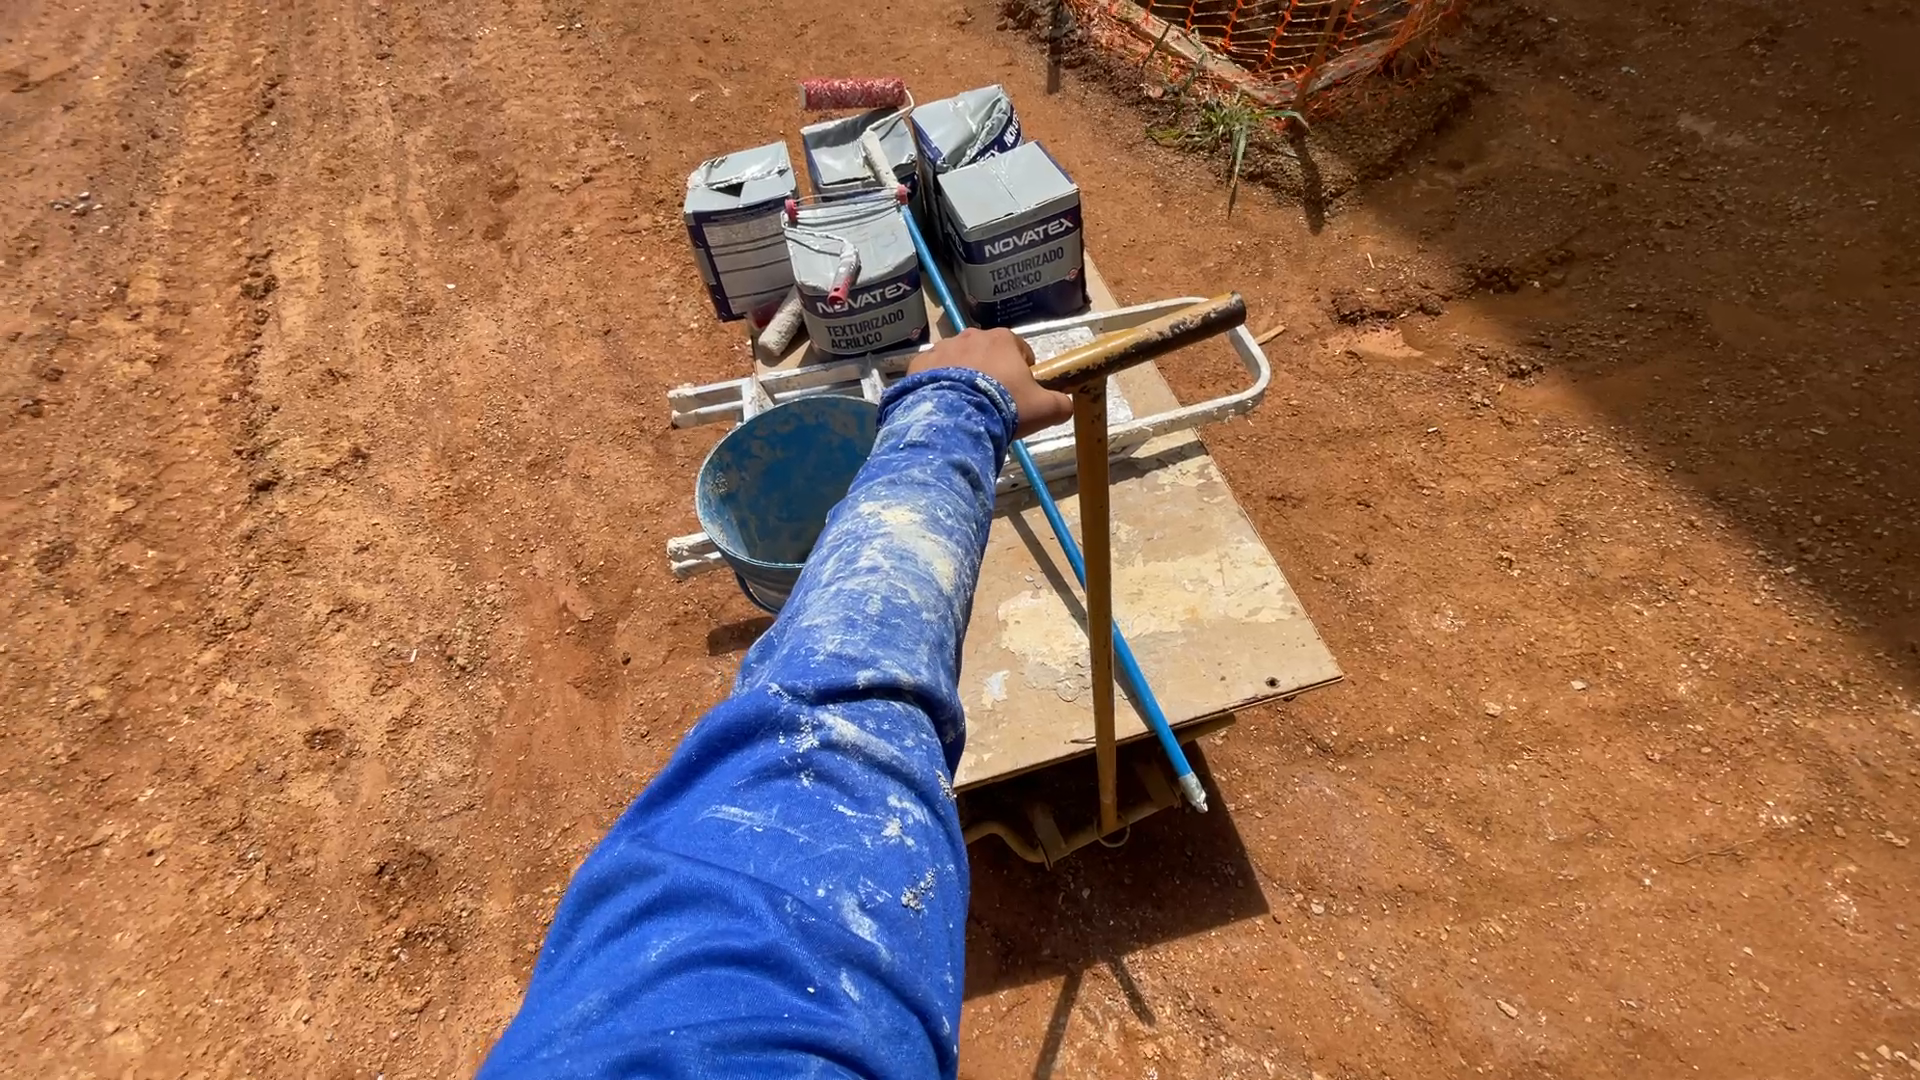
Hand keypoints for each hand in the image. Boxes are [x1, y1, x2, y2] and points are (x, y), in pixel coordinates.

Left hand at [907, 328, 1075, 439]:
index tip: (1019, 391)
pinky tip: (942, 404)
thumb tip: (1066, 404)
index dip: (1022, 369)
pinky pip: (932, 371)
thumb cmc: (1004, 408)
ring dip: (962, 376)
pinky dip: (937, 383)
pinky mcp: (919, 363)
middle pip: (985, 352)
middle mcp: (971, 336)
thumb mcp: (1044, 409)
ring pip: (957, 360)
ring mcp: (942, 348)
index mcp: (1003, 340)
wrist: (956, 419)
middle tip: (991, 401)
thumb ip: (1061, 404)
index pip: (1019, 349)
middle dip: (989, 371)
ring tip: (964, 404)